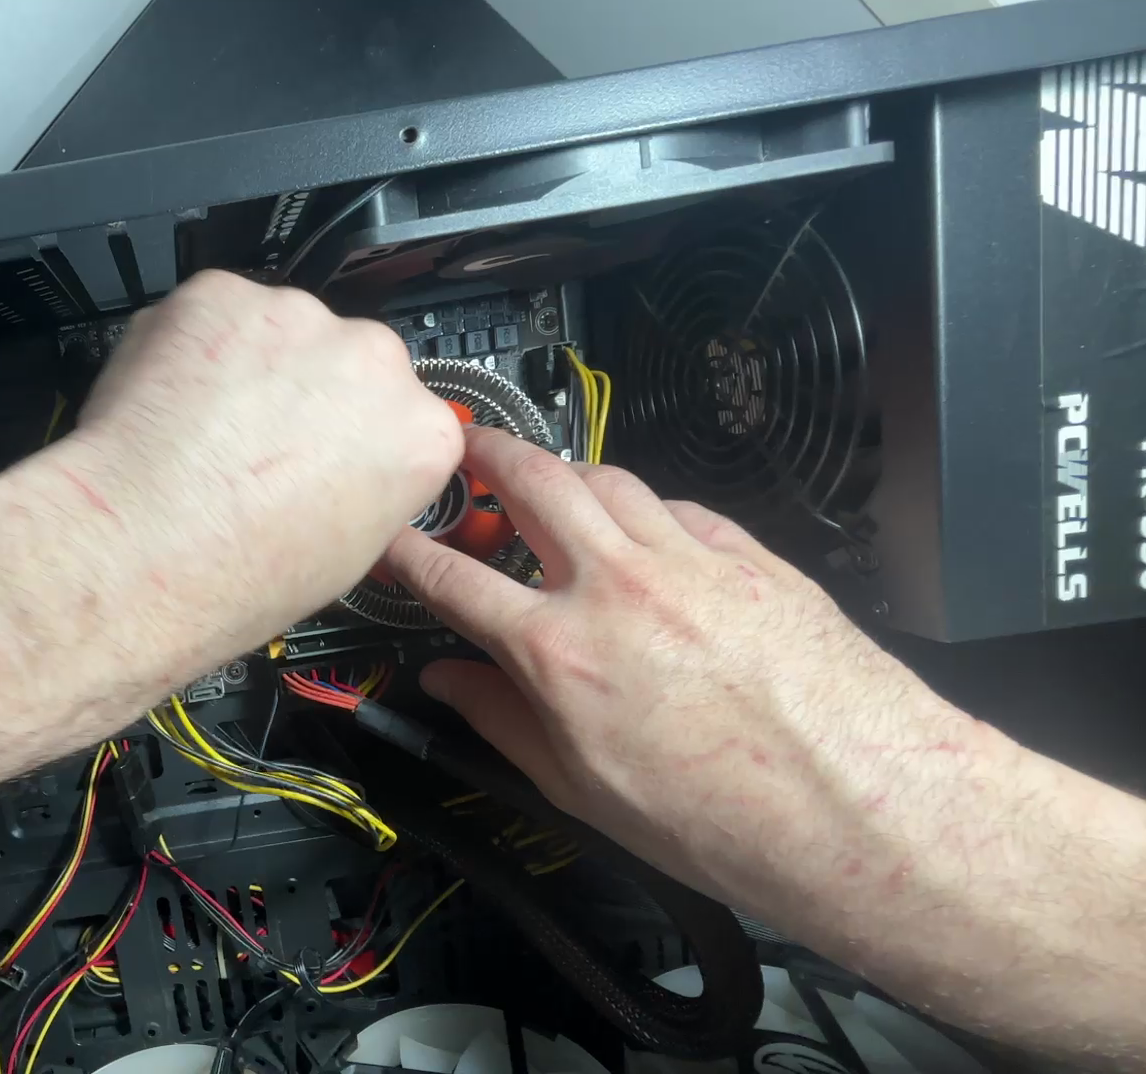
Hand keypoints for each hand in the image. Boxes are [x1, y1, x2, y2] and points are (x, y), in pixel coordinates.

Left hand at [68, 270, 462, 640]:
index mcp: (418, 433)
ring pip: (276, 332)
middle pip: (344, 362)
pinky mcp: (220, 295)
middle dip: (305, 394)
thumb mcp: (341, 559)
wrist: (142, 550)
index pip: (402, 416)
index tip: (320, 454)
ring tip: (203, 430)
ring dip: (249, 367)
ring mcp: (295, 318)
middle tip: (252, 443)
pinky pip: (214, 314)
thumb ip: (363, 489)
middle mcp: (372, 360)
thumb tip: (336, 469)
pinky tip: (174, 403)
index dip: (350, 439)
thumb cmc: (235, 577)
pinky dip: (193, 347)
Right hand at [382, 427, 1003, 912]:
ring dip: (563, 472)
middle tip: (468, 445)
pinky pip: (677, 506)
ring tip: (549, 486)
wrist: (876, 819)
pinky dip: (641, 507)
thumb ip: (497, 717)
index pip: (451, 579)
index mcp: (558, 649)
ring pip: (606, 478)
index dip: (405, 549)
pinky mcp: (752, 558)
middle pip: (532, 483)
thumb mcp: (575, 784)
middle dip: (487, 453)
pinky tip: (639, 532)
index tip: (388, 534)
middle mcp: (614, 587)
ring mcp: (688, 562)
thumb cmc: (719, 819)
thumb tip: (446, 679)